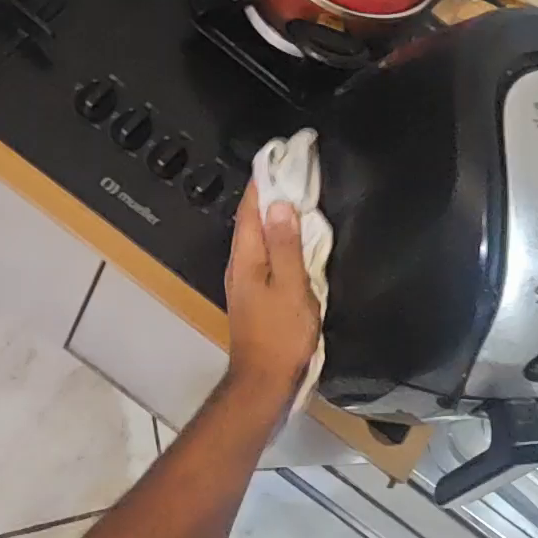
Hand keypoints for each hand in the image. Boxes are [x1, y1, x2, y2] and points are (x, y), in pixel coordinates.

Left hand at [223, 184, 319, 409]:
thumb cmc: (281, 336)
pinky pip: (265, 254)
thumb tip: (280, 204)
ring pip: (258, 237)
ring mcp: (245, 281)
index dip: (263, 180)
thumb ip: (286, 246)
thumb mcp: (291, 288)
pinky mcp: (255, 295)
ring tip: (298, 197)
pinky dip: (279, 238)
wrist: (265, 381)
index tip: (280, 155)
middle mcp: (240, 265)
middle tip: (295, 171)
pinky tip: (295, 240)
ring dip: (275, 216)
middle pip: (252, 220)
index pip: (250, 208)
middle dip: (270, 194)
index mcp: (246, 258)